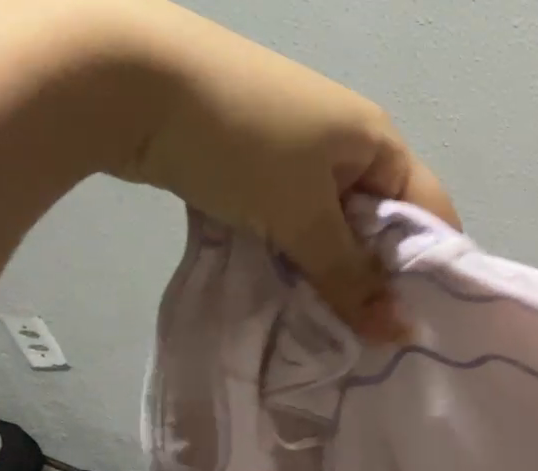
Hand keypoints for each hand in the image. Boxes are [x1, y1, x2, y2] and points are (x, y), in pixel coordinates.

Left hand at [102, 0, 457, 338]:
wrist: (105, 68)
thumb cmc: (235, 138)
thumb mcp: (304, 219)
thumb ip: (354, 281)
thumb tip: (400, 335)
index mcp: (377, 139)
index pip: (432, 213)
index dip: (431, 267)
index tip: (417, 316)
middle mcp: (345, 136)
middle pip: (382, 221)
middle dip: (374, 271)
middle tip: (367, 322)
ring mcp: (293, 140)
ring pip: (332, 220)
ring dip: (327, 262)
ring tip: (320, 305)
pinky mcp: (247, 150)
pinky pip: (290, 210)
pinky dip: (289, 243)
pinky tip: (280, 272)